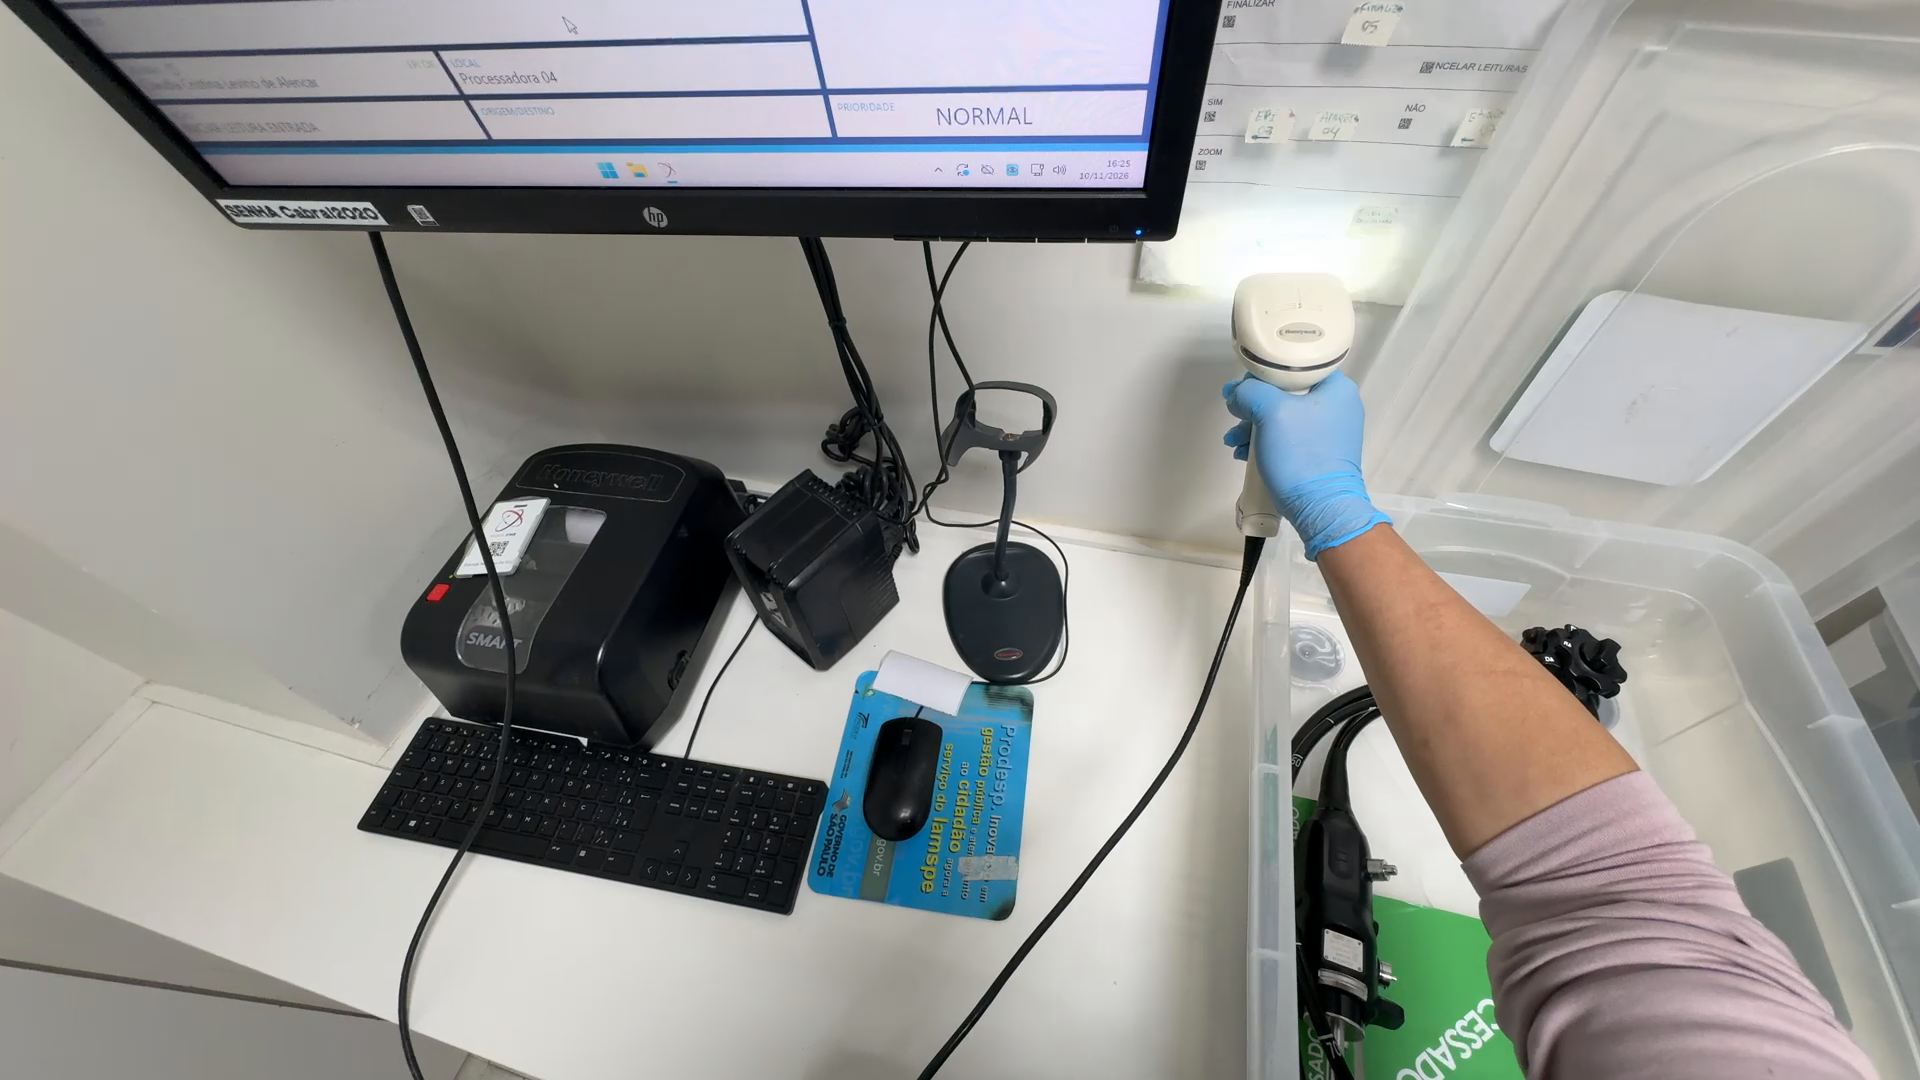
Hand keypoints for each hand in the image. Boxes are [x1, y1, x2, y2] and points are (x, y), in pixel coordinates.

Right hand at [1223, 371, 1389, 558]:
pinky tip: (1244, 454)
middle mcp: (1338, 406)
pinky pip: (1287, 438)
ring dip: (1254, 427)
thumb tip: (1236, 393)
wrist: (1320, 507)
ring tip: (1234, 442)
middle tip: (1234, 416)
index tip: (1243, 387)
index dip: (1264, 373)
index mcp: (1336, 388)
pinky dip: (1265, 442)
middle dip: (1254, 406)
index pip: (1296, 365)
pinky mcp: (1319, 454)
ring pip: (1283, 417)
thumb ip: (1249, 392)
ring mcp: (1330, 432)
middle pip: (1286, 393)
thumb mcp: (1271, 412)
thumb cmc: (1300, 455)